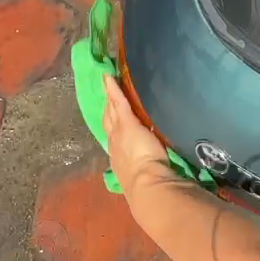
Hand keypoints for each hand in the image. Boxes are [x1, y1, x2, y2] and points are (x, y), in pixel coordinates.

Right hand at [102, 74, 177, 195]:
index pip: (113, 136)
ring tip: (108, 81)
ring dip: (109, 95)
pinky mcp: (128, 123)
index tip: (110, 114)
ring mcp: (119, 132)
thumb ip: (146, 163)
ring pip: (112, 110)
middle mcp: (114, 143)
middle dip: (106, 107)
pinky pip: (118, 102)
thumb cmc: (148, 182)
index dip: (111, 124)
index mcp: (118, 156)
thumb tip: (153, 162)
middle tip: (106, 94)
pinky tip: (110, 77)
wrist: (146, 183)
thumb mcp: (143, 171)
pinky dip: (113, 89)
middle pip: (108, 121)